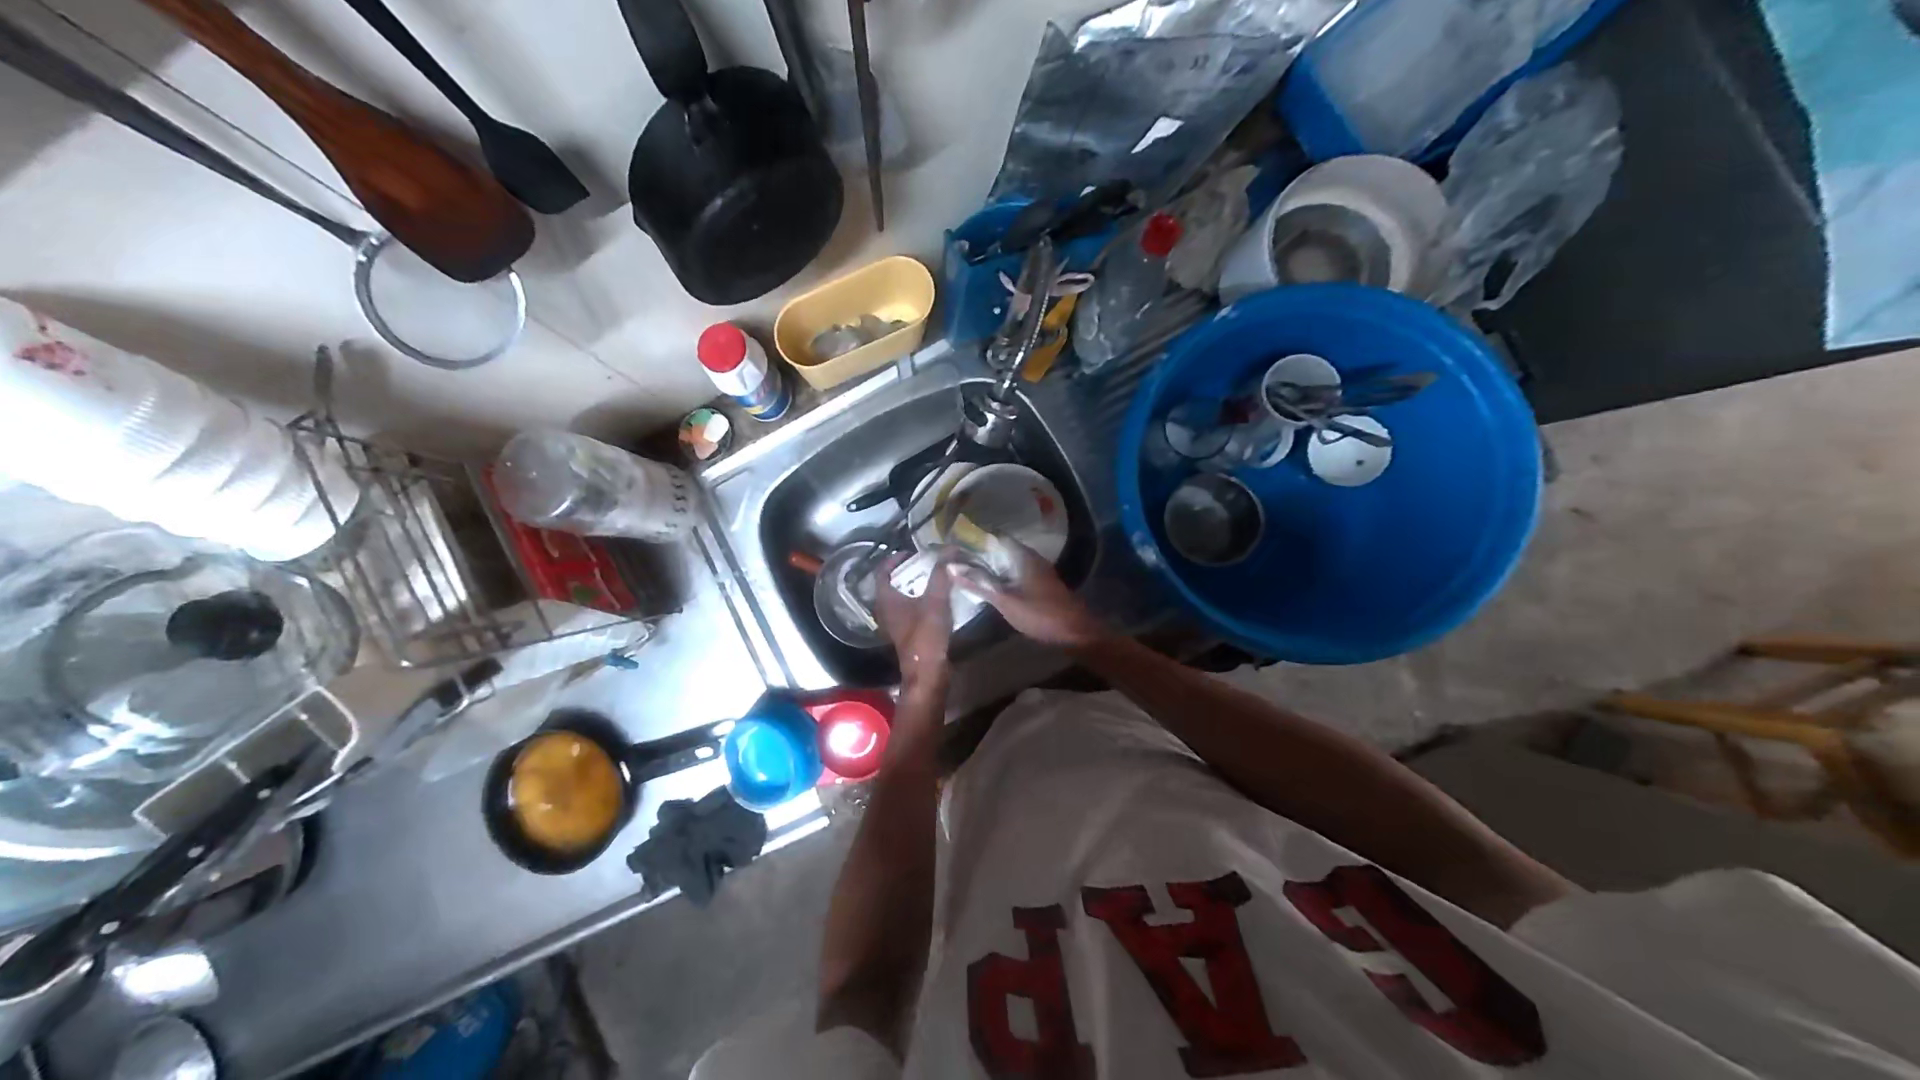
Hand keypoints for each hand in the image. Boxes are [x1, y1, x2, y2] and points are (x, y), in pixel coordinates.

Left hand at [873, 553, 954, 687]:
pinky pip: (908, 610)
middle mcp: (885, 610)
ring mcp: (894, 624)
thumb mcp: (935, 600)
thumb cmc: (925, 634)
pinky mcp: (905, 634)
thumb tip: (948, 551)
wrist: (927, 671)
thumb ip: (940, 575)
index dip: (893, 559)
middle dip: (906, 572)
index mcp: (885, 599)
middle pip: (890, 584)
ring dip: (914, 587)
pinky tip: (936, 600)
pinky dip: (918, 601)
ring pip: (900, 598)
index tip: (910, 552)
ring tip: (932, 579)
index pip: (881, 571)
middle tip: (924, 564)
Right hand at [952, 542, 1108, 646]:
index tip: (952, 540)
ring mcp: (1035, 571)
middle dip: (977, 551)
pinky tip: (985, 584)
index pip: (994, 536)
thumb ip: (979, 583)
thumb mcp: (1006, 600)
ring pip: (1005, 562)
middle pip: (999, 548)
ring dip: (987, 564)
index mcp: (1023, 555)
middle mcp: (1030, 558)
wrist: (1075, 633)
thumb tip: (951, 566)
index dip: (973, 536)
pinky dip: (997, 575)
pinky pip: (1012, 573)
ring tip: (962, 569)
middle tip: (951, 557)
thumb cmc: (1041, 614)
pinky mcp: (1037, 584)